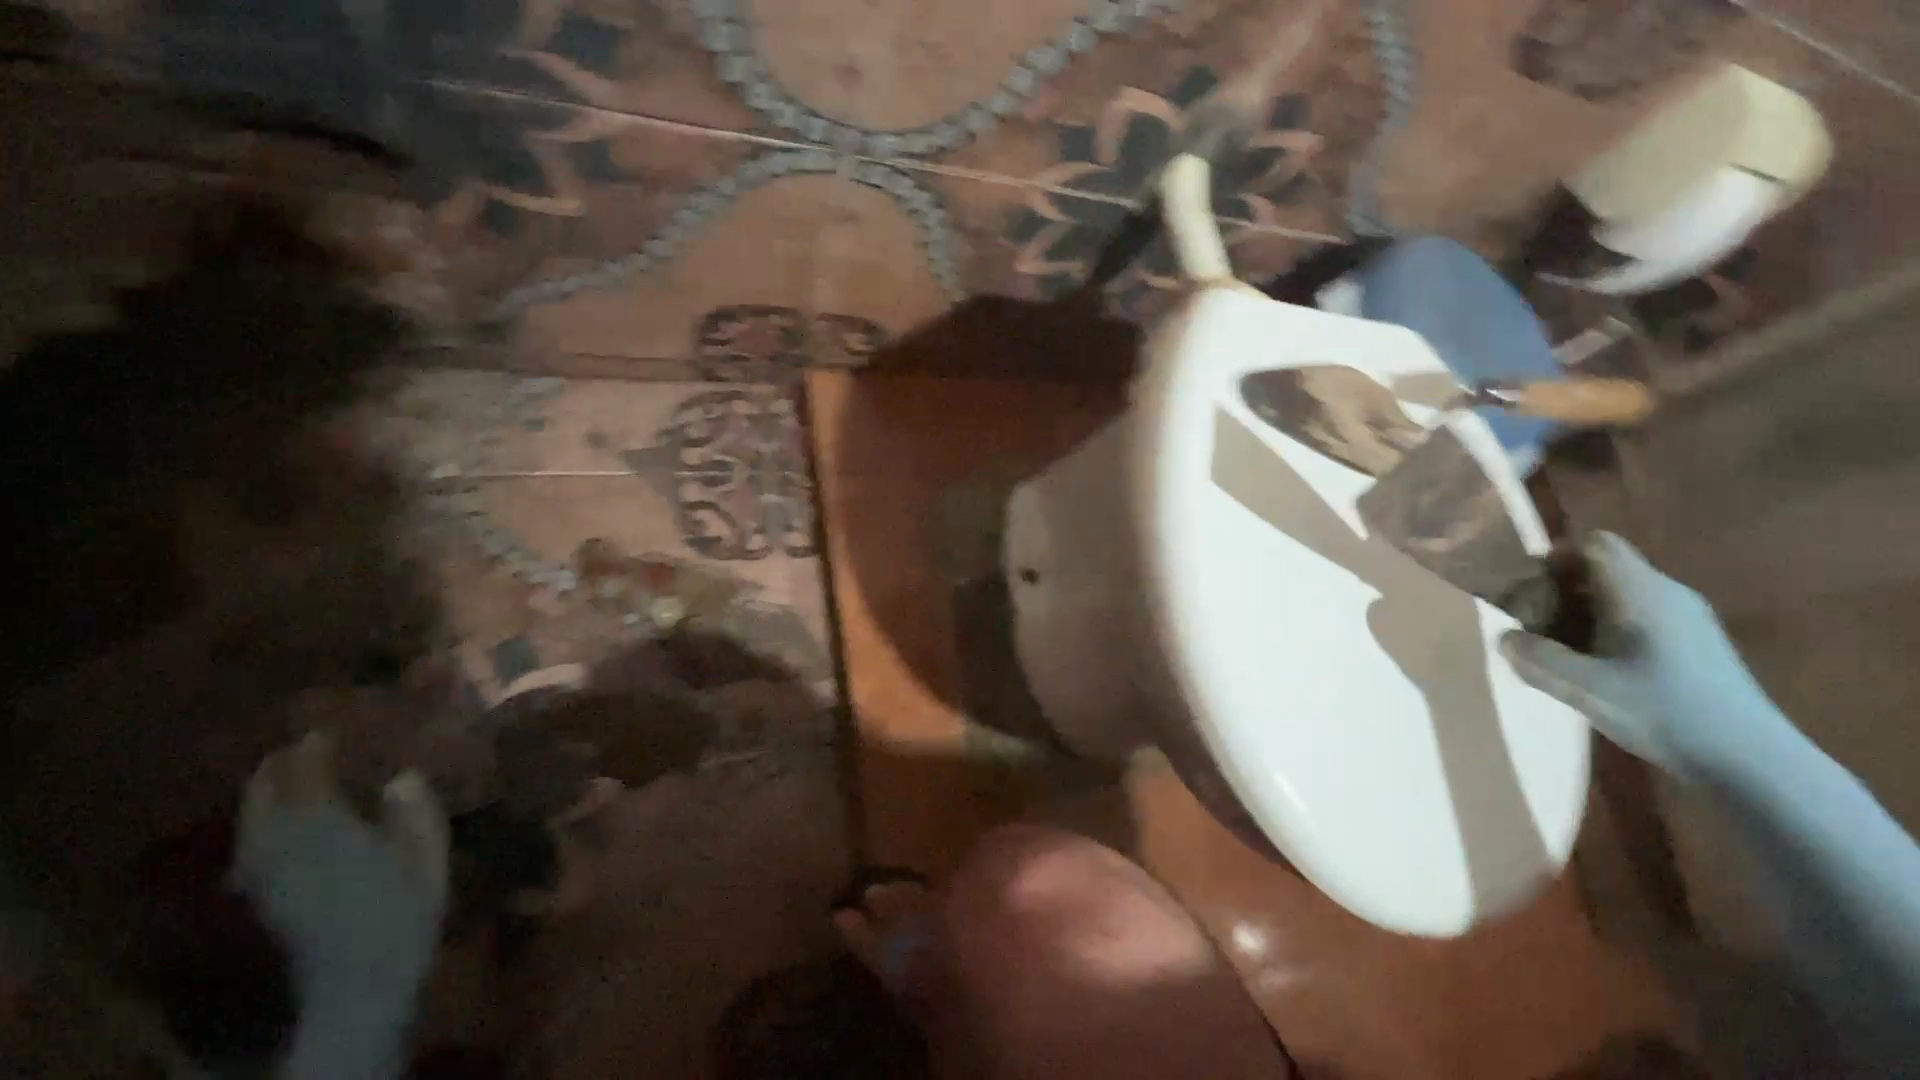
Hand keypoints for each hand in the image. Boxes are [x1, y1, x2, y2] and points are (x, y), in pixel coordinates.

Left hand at [231, 732, 446, 1013]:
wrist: (359, 980)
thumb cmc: (403, 910)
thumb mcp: (427, 854)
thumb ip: (413, 810)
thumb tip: (402, 776)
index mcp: (325, 823)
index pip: (307, 772)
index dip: (314, 746)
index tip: (326, 728)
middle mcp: (284, 840)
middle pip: (265, 791)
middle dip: (279, 765)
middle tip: (300, 748)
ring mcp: (265, 870)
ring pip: (251, 818)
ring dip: (264, 793)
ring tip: (285, 779)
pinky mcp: (261, 896)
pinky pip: (250, 844)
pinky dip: (260, 823)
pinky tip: (276, 827)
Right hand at [1499, 532, 1788, 778]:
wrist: (1751, 760)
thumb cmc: (1664, 712)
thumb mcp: (1585, 688)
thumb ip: (1537, 659)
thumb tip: (1504, 638)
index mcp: (1642, 592)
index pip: (1597, 544)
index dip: (1558, 557)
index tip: (1530, 588)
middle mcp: (1668, 594)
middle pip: (1607, 569)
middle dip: (1564, 590)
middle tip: (1536, 625)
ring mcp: (1689, 620)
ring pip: (1624, 595)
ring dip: (1585, 613)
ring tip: (1563, 651)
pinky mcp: (1698, 646)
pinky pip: (1642, 618)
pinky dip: (1611, 630)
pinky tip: (1603, 670)